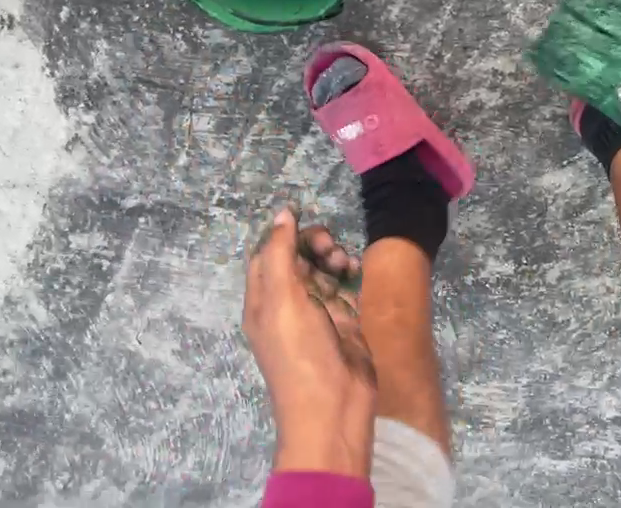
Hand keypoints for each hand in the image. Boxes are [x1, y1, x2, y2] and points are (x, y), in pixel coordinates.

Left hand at [243, 208, 375, 477]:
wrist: (335, 408)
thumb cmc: (300, 354)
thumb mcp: (283, 300)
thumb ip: (280, 253)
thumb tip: (282, 212)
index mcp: (263, 299)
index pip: (268, 253)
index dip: (284, 234)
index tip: (304, 221)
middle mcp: (288, 303)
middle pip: (298, 257)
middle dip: (315, 244)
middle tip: (329, 248)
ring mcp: (317, 311)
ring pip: (324, 267)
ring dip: (335, 257)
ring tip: (345, 264)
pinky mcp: (344, 319)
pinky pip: (346, 284)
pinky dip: (351, 273)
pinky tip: (357, 271)